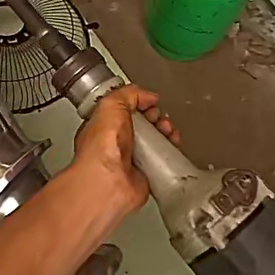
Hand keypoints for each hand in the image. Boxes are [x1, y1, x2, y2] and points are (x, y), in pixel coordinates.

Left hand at [68, 85, 177, 221]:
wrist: (110, 180)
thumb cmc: (101, 147)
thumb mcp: (111, 104)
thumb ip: (129, 94)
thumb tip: (147, 96)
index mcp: (104, 126)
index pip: (126, 110)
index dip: (140, 103)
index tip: (149, 102)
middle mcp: (117, 144)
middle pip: (144, 125)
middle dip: (156, 117)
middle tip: (158, 118)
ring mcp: (132, 160)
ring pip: (156, 141)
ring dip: (166, 132)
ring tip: (167, 130)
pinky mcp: (146, 175)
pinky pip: (163, 160)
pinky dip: (171, 151)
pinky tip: (172, 145)